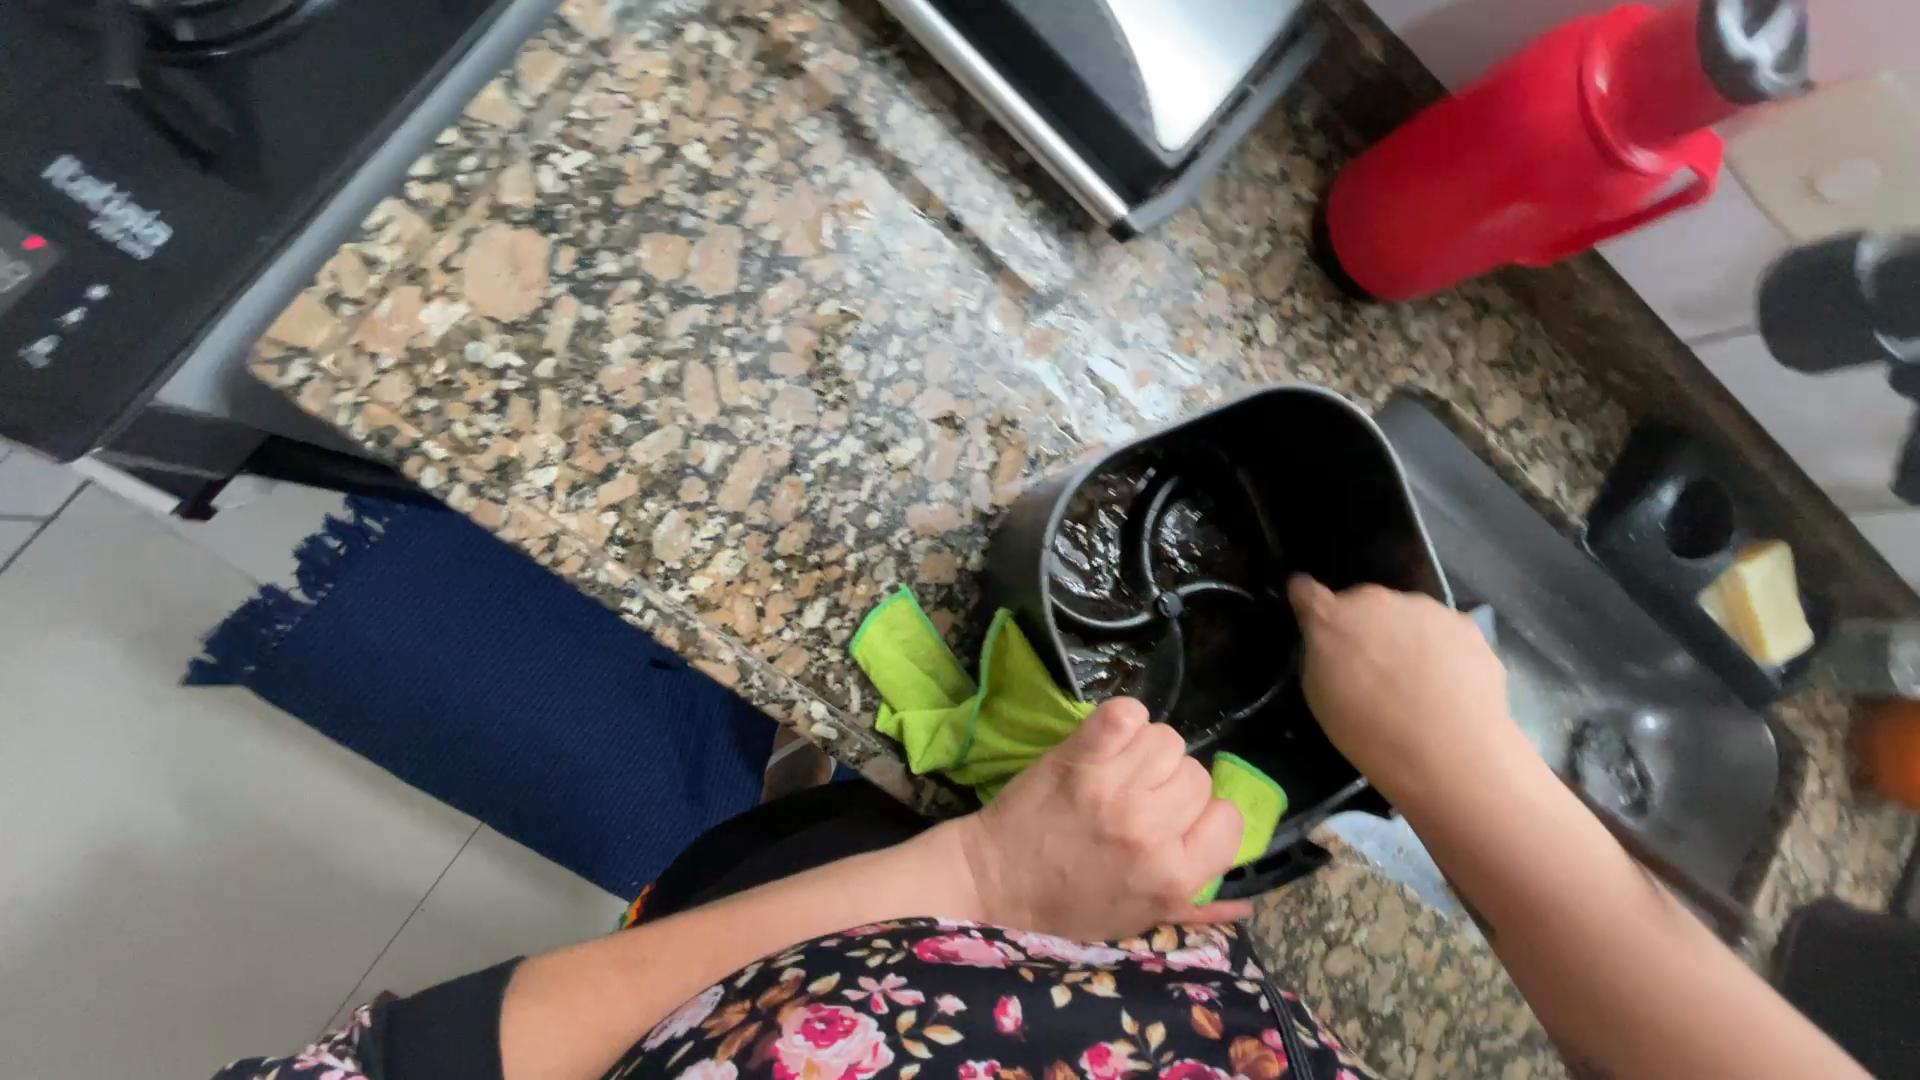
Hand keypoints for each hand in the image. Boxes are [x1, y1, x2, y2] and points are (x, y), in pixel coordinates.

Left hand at [945, 698, 1250, 940]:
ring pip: (1166, 740)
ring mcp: (1113, 787)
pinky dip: (1122, 719)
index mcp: (1172, 876)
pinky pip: (1126, 714)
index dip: (1205, 816)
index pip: (1229, 820)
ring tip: (1120, 769)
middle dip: (1171, 784)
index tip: (1177, 819)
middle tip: (1138, 796)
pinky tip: (1108, 739)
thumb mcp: (1138, 920)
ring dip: (1147, 751)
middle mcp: (1150, 830)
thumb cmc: (1067, 907)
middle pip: (1197, 774)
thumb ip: (1196, 908)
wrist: (996, 881)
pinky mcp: (1080, 755)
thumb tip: (1249, 899)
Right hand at [1287, 575, 1533, 810]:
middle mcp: (1376, 600)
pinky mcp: (1466, 625)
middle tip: (1372, 664)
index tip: (1311, 618)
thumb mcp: (1318, 693)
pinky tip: (1447, 684)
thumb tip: (1332, 641)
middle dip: (1362, 624)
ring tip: (1416, 679)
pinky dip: (1440, 648)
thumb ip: (1320, 653)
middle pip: (1362, 602)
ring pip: (1405, 614)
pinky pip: (1442, 630)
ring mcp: (1426, 609)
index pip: (1305, 590)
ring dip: (1403, 633)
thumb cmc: (1367, 730)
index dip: (1307, 603)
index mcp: (1331, 616)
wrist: (1450, 754)